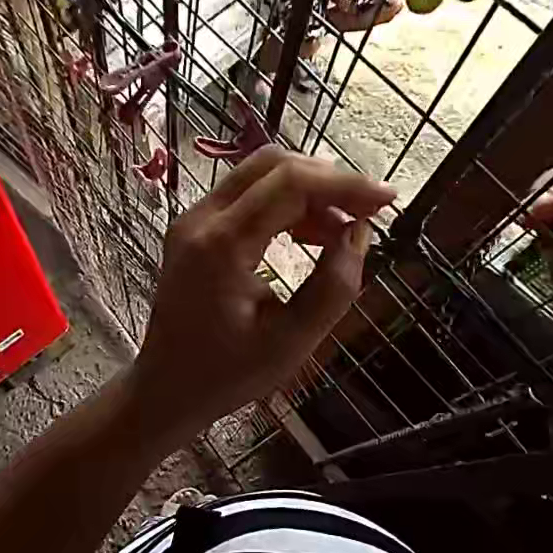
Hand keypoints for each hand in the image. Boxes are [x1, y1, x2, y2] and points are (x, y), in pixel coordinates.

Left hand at [130, 147, 395, 436]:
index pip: (289, 184)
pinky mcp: (194, 228)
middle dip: (328, 180)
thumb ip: (333, 287)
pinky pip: (246, 195)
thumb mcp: (291, 343)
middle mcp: (200, 219)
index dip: (345, 185)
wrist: (166, 387)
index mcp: (221, 246)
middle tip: (368, 210)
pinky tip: (310, 233)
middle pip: (272, 166)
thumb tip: (359, 233)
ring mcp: (192, 220)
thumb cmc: (226, 375)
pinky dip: (284, 203)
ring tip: (344, 227)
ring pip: (259, 174)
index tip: (386, 199)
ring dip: (308, 190)